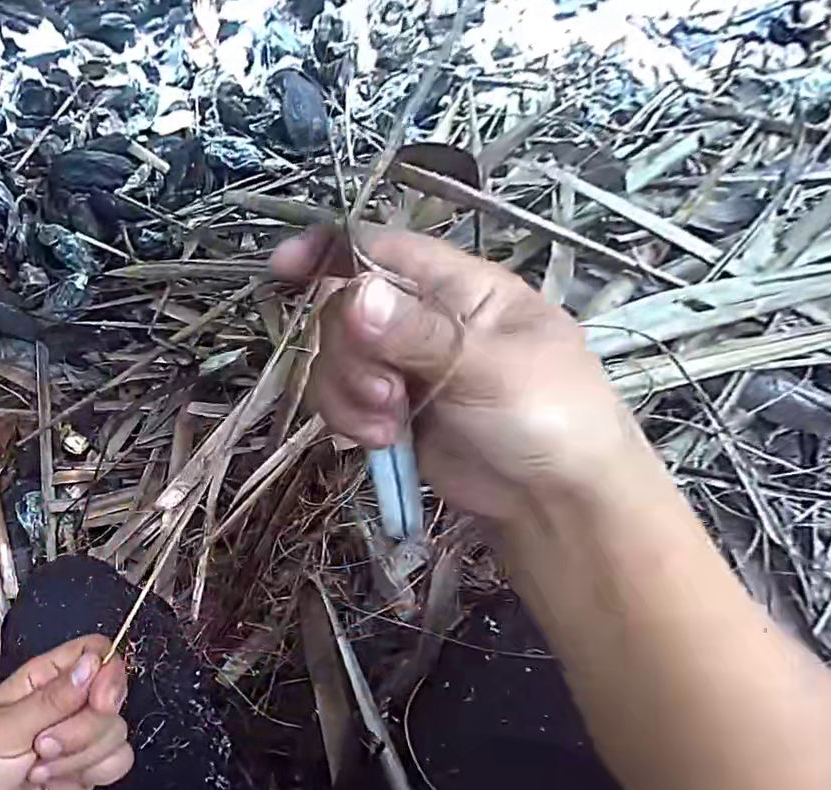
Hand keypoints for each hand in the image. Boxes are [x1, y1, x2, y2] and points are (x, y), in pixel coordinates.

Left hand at [0, 635, 132, 789]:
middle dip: (83, 727)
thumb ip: (53, 698)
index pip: (93, 651)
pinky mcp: (89, 765)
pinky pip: (119, 760)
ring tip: (39, 766)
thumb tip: (91, 664)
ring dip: (79, 756)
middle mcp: (66, 700)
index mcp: (42, 677)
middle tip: (44, 743)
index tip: (97, 700)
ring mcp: (80, 733)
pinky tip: (59, 779)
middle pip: (110, 693)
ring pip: (116, 730)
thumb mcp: (5, 727)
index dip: (105, 671)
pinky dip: (94, 773)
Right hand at [270, 224, 649, 522]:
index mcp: (456, 287)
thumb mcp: (492, 367)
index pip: (381, 251)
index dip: (329, 251)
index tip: (283, 268)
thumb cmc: (547, 416)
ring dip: (347, 398)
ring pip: (330, 363)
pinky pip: (334, 402)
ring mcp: (395, 368)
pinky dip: (346, 422)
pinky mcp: (379, 410)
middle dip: (350, 358)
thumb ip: (420, 334)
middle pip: (340, 314)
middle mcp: (417, 321)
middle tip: (389, 393)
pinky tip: (383, 441)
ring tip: (391, 427)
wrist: (547, 498)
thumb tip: (355, 296)